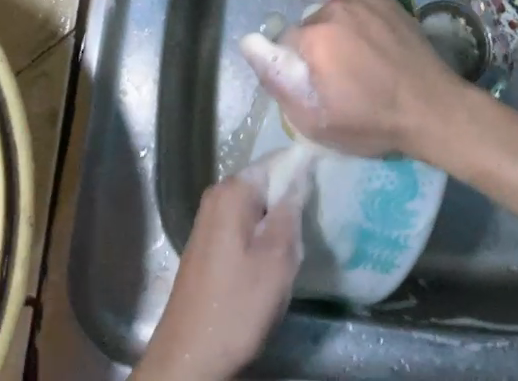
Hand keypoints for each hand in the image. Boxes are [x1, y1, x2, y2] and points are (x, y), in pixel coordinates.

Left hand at [134, 165, 307, 380]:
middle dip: (290, 204)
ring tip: (291, 255)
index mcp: (232, 191)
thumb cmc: (238, 305)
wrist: (190, 357)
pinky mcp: (208, 245)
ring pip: (257, 210)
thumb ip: (291, 208)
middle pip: (266, 185)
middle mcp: (216, 196)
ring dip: (277, 227)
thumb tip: (300, 171)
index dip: (304, 171)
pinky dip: (261, 241)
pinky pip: (244, 228)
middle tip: (308, 234)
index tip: (326, 190)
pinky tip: (270, 268)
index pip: (277, 161)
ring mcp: (209, 222)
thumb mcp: (277, 257)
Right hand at [241, 0, 464, 157]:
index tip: (319, 88)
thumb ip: (277, 81)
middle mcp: (334, 7)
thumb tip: (249, 46)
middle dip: (317, 49)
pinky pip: (354, 6)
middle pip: (308, 27)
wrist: (432, 108)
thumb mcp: (314, 120)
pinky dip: (358, 22)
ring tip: (363, 62)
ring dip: (338, 34)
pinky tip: (375, 45)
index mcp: (315, 36)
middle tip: (343, 79)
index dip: (297, 68)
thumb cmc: (371, 122)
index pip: (283, 43)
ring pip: (332, 15)